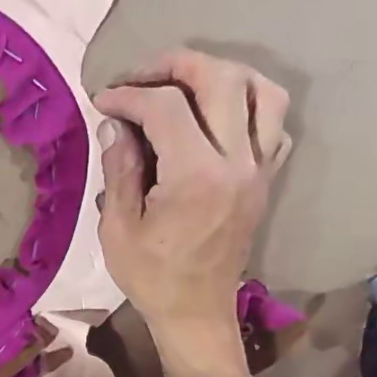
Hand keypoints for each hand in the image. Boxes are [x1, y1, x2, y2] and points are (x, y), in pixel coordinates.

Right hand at [94, 50, 291, 347]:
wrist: (196, 312)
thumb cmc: (150, 276)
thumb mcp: (117, 228)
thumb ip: (119, 168)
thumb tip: (115, 123)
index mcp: (196, 177)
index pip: (166, 107)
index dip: (129, 95)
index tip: (103, 102)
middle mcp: (237, 163)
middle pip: (222, 79)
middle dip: (176, 65)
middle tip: (141, 78)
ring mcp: (259, 169)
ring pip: (263, 91)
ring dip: (222, 74)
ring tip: (184, 84)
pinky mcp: (266, 179)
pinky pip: (274, 124)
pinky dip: (248, 104)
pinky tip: (215, 115)